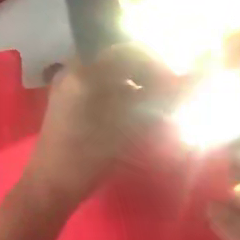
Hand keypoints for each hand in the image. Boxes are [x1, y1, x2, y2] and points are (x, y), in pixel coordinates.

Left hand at [23, 45, 175, 207]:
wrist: (50, 186)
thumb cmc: (89, 158)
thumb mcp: (129, 129)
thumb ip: (159, 101)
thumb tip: (189, 84)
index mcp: (87, 71)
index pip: (132, 53)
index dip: (159, 67)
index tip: (176, 85)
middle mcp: (75, 70)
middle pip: (120, 61)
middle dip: (147, 75)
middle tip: (167, 95)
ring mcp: (67, 85)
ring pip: (110, 74)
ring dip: (134, 85)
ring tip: (153, 106)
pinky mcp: (66, 101)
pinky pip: (98, 86)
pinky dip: (118, 94)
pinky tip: (131, 114)